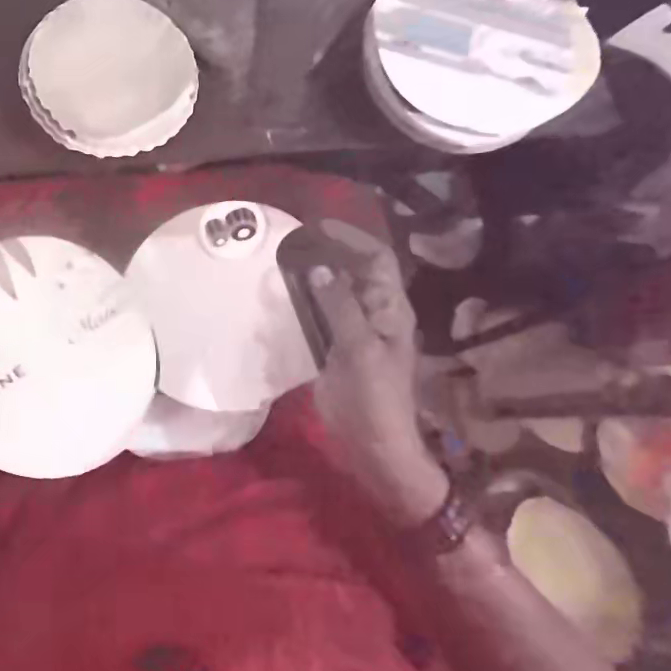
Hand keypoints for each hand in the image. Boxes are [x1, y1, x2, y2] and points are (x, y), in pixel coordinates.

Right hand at [309, 222, 445, 525]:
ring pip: (334, 292)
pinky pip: (318, 316)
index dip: (351, 238)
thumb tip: (321, 266)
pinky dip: (301, 303)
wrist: (371, 443)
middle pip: (354, 271)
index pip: (376, 260)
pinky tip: (279, 300)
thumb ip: (339, 306)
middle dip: (327, 252)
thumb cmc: (374, 396)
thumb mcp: (358, 348)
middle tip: (290, 241)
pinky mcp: (335, 349)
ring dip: (312, 276)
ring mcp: (353, 332)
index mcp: (390, 310)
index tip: (316, 226)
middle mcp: (374, 314)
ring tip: (281, 263)